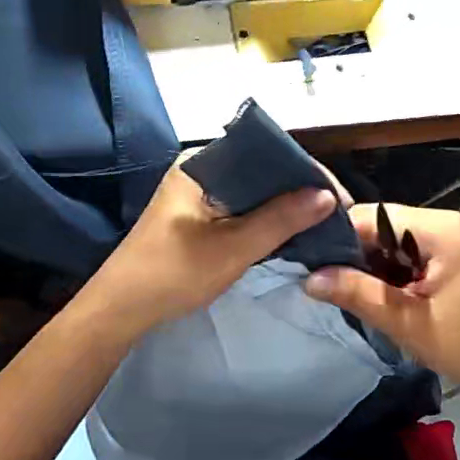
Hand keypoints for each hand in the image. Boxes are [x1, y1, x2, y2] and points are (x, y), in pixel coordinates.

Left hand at [80, 162, 335, 337]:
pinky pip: (240, 207)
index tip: (339, 198)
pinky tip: (289, 231)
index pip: (265, 151)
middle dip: (298, 190)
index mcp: (201, 164)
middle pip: (261, 170)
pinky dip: (264, 218)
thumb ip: (280, 219)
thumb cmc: (173, 273)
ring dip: (283, 206)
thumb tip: (327, 196)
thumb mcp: (233, 248)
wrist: (121, 308)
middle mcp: (200, 169)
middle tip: (336, 213)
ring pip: (253, 191)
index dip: (305, 172)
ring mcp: (197, 193)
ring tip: (321, 222)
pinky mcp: (197, 215)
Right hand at [304, 204, 459, 402]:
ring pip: (389, 243)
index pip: (373, 216)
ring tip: (339, 288)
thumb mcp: (407, 322)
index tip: (309, 261)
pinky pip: (404, 256)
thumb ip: (357, 294)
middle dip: (352, 253)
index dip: (339, 237)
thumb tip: (307, 277)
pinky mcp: (447, 259)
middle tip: (320, 279)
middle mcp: (443, 225)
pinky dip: (385, 274)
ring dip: (367, 266)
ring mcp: (447, 241)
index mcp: (439, 229)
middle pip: (380, 226)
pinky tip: (369, 294)